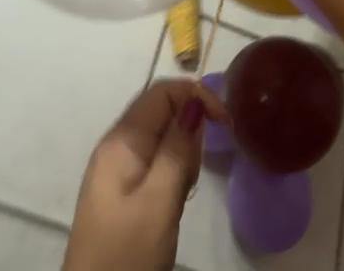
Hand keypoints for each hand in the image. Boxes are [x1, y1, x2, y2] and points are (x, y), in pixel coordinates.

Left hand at [63, 79, 227, 270]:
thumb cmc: (128, 251)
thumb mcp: (159, 200)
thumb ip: (177, 149)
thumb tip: (195, 101)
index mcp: (121, 140)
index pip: (162, 92)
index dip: (196, 96)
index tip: (226, 123)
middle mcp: (117, 145)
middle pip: (162, 112)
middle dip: (190, 130)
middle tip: (196, 171)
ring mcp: (118, 168)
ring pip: (162, 138)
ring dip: (183, 155)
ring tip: (184, 191)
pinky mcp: (123, 190)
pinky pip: (156, 163)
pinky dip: (173, 172)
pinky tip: (175, 199)